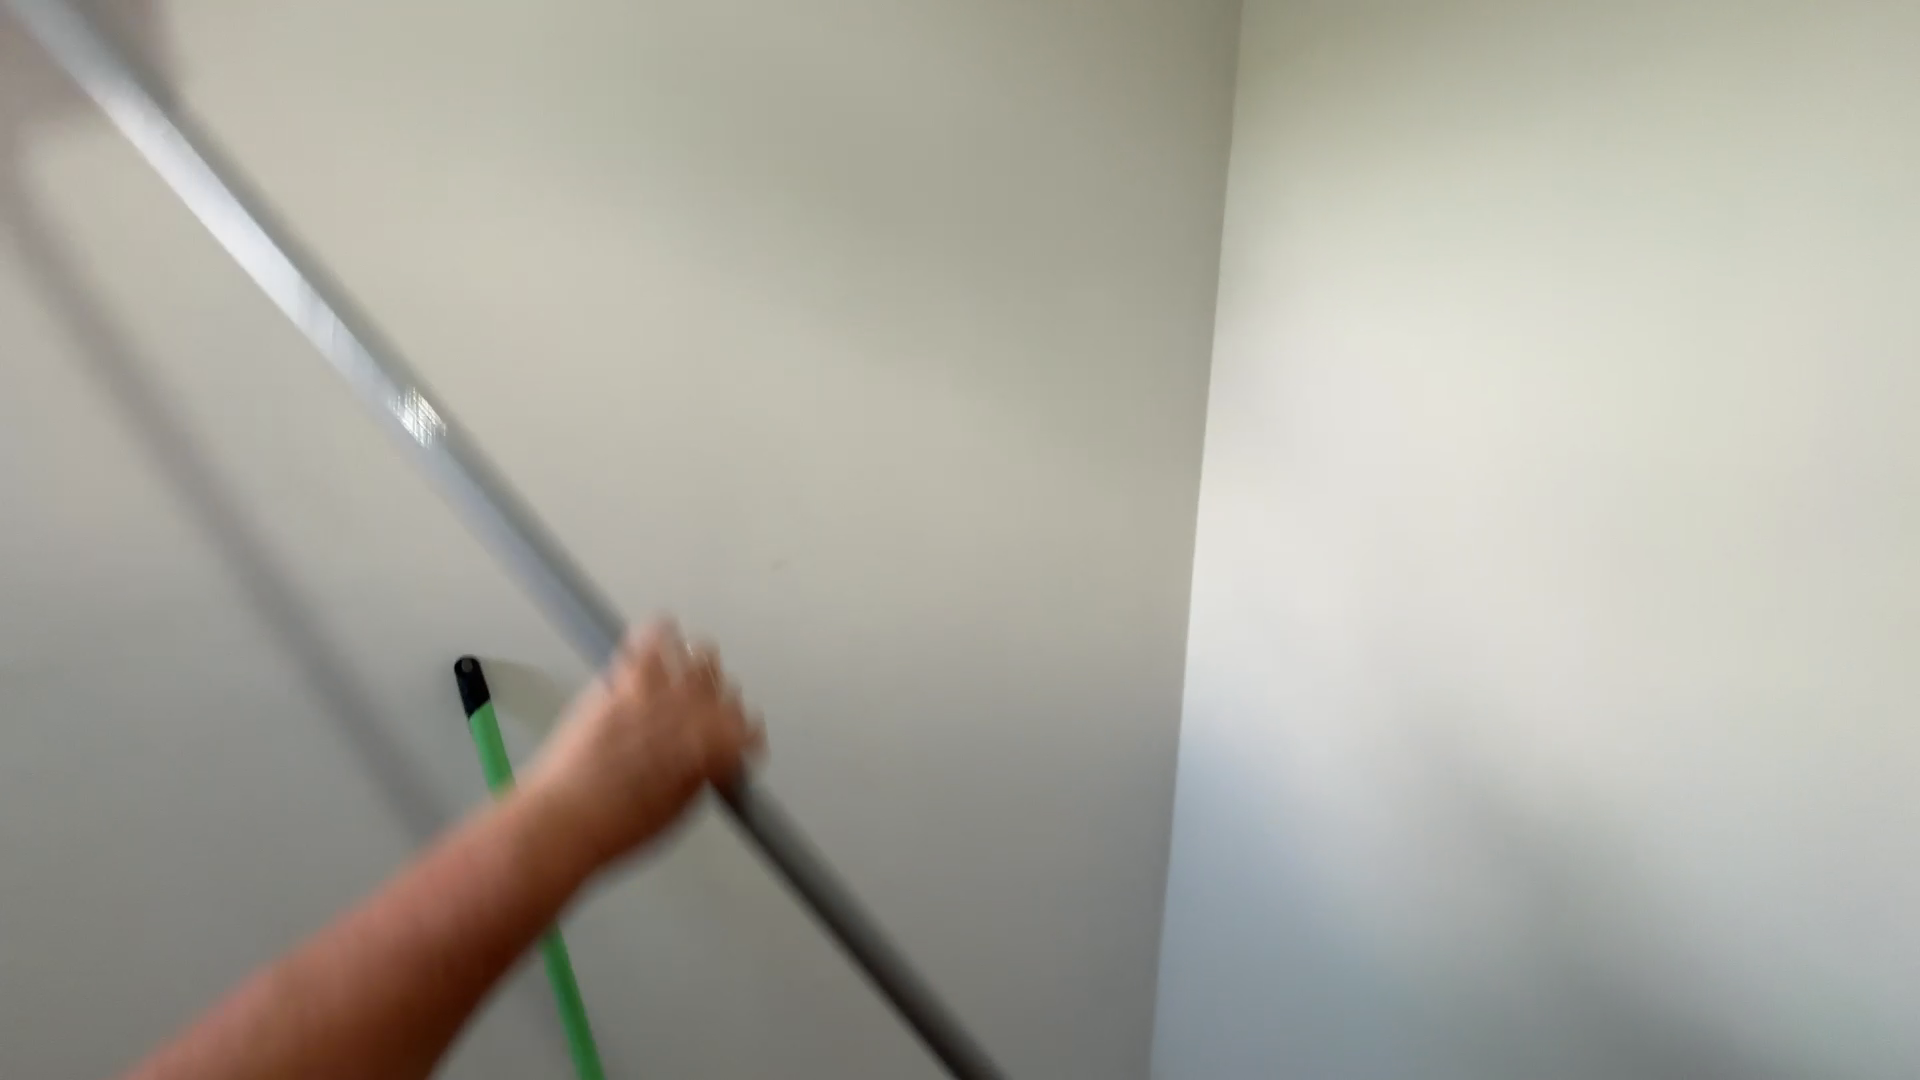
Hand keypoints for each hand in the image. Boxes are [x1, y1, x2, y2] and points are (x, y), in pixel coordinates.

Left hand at [523, 620, 764, 868]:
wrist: (562, 819)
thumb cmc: (618, 825)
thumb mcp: (681, 809)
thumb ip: (703, 772)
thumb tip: (708, 761)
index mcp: (715, 744)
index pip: (746, 727)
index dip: (744, 736)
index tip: (738, 742)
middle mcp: (696, 710)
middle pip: (727, 688)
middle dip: (721, 702)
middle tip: (709, 712)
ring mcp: (660, 691)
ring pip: (700, 655)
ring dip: (699, 665)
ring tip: (690, 670)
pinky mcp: (625, 680)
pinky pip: (651, 637)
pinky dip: (659, 632)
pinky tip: (660, 633)